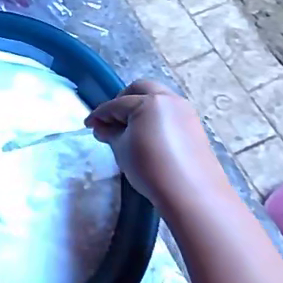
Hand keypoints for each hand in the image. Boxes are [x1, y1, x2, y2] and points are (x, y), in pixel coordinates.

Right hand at [85, 80, 226, 206]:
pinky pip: (169, 113)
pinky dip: (154, 117)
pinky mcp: (194, 126)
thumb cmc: (150, 166)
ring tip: (128, 129)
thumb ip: (109, 133)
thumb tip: (102, 128)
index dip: (99, 115)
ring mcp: (185, 112)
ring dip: (140, 108)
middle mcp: (169, 100)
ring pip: (157, 99)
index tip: (88, 126)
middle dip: (122, 100)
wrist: (191, 193)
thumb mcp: (121, 148)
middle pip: (140, 89)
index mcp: (148, 102)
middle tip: (111, 120)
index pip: (115, 104)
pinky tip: (147, 136)